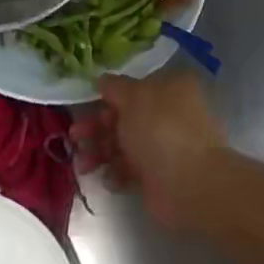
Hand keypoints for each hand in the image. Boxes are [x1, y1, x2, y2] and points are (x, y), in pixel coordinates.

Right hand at [72, 70, 229, 229]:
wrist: (188, 183)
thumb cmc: (160, 129)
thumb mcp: (134, 97)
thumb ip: (115, 87)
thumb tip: (103, 80)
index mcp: (171, 88)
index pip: (134, 88)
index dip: (108, 98)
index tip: (87, 107)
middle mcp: (169, 114)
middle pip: (125, 117)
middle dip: (97, 127)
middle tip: (75, 137)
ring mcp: (164, 145)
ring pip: (124, 144)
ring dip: (100, 151)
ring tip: (83, 164)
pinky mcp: (158, 175)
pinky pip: (130, 169)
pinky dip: (116, 173)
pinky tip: (110, 179)